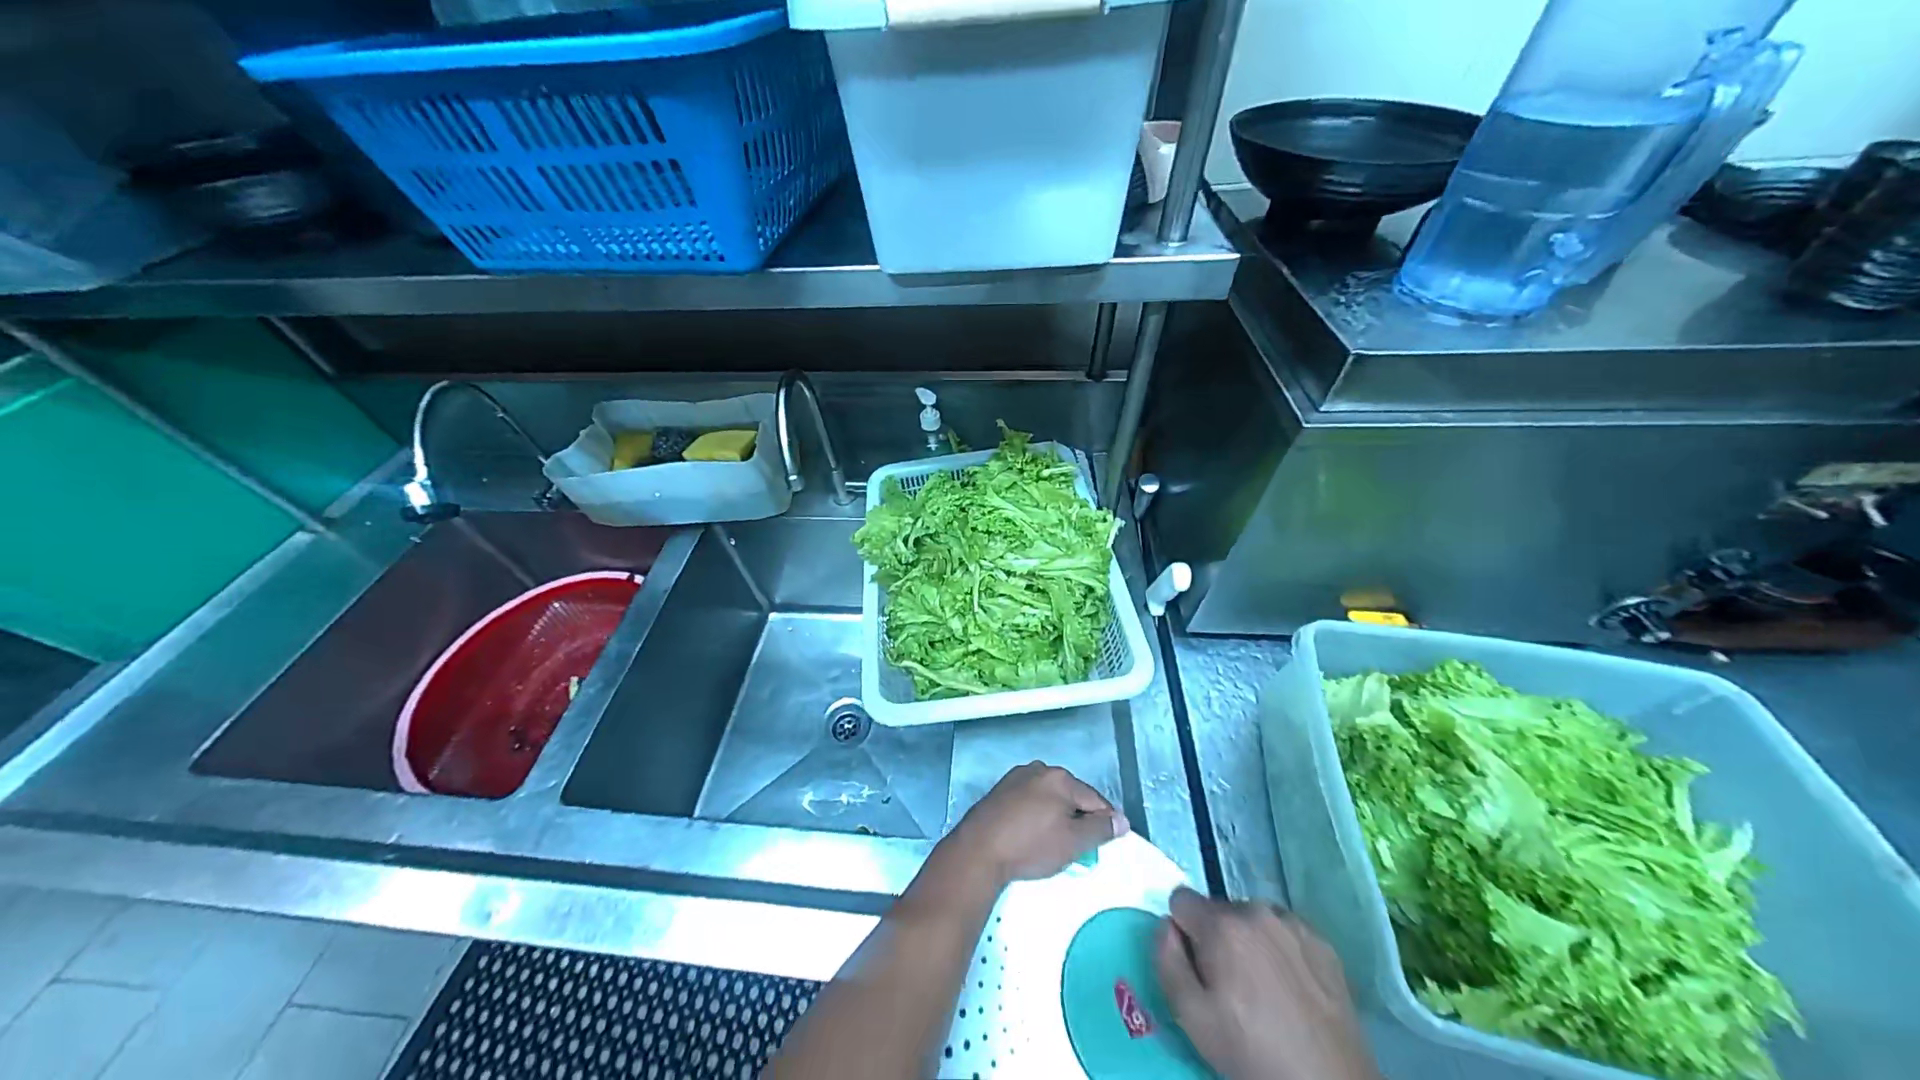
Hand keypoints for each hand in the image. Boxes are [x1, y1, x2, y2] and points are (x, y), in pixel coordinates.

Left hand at [946, 762, 1128, 884]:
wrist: (977, 851)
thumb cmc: (1030, 846)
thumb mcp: (1073, 843)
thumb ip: (1100, 830)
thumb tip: (1121, 820)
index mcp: (1060, 778)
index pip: (1095, 800)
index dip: (1104, 823)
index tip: (1104, 844)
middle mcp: (1039, 770)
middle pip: (1072, 795)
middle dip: (1078, 818)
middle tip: (1077, 848)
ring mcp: (1016, 778)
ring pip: (1049, 798)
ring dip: (1056, 816)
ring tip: (1052, 844)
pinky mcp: (1000, 791)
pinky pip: (1029, 801)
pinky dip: (1036, 815)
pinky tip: (1030, 835)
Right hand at [1156, 888, 1378, 1079]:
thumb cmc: (1251, 1053)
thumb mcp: (1190, 1017)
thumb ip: (1166, 960)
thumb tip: (1166, 924)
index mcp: (1222, 925)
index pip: (1180, 899)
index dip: (1181, 931)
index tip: (1196, 967)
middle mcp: (1257, 910)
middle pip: (1218, 909)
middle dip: (1215, 937)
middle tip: (1230, 985)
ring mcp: (1294, 924)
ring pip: (1251, 918)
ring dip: (1247, 940)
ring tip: (1262, 989)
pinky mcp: (1323, 942)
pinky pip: (1283, 930)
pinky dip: (1278, 949)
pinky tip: (1290, 988)